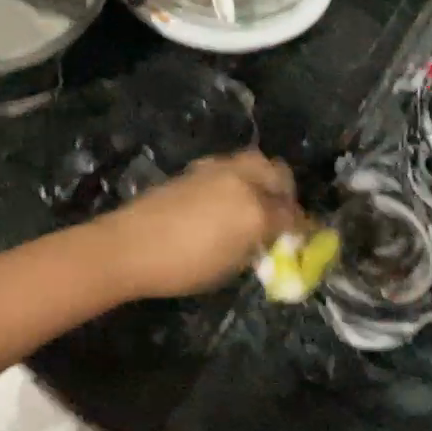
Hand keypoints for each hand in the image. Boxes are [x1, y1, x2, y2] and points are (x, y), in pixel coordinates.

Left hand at [98, 151, 301, 298]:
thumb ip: (255, 247)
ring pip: (254, 163)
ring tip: (254, 203)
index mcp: (256, 210)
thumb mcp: (229, 266)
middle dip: (285, 192)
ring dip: (262, 180)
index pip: (292, 214)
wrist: (128, 246)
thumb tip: (267, 238)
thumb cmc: (182, 267)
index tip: (303, 236)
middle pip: (278, 173)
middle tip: (279, 213)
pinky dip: (238, 179)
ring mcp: (217, 169)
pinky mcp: (196, 169)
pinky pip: (230, 167)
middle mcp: (242, 180)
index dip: (301, 227)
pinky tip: (226, 200)